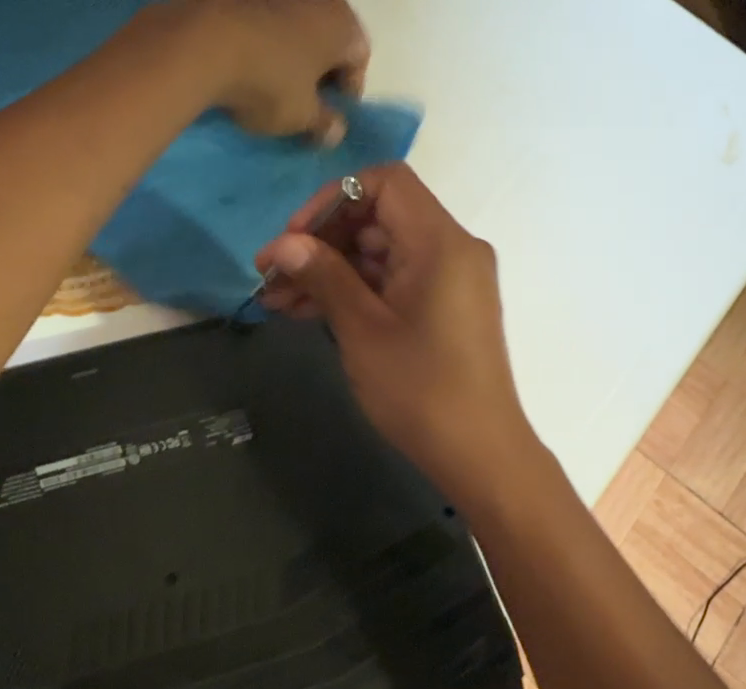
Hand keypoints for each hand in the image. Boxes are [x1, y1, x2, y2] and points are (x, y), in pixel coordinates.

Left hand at [165, 0, 370, 143]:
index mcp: (343, 26)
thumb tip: (337, 131)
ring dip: (293, 55)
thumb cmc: (268, 82)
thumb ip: (322, 123)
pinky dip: (265, 43)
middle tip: (306, 104)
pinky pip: (267, 22)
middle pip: (330, 38)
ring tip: (275, 85)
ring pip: (298, 28)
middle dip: (322, 72)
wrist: (208, 41)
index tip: (332, 117)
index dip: (349, 92)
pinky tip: (249, 64)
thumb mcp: (299, 115)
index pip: (360, 58)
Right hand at [253, 163, 537, 485]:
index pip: (384, 183)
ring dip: (327, 272)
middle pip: (377, 218)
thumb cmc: (419, 389)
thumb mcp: (362, 331)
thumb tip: (282, 245)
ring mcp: (447, 280)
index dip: (330, 201)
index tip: (291, 241)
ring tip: (276, 301)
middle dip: (320, 243)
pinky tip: (307, 313)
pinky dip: (351, 293)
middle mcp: (449, 249)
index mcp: (439, 242)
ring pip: (378, 254)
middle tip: (270, 278)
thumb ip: (323, 278)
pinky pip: (390, 283)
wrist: (475, 450)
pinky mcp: (440, 309)